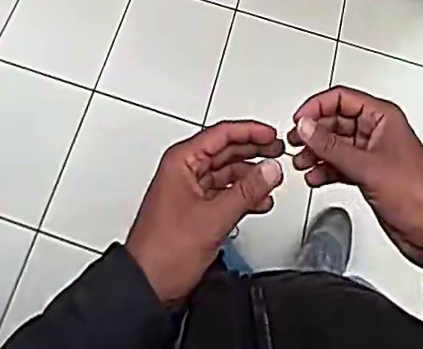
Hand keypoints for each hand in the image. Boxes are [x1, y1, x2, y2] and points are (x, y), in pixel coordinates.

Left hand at [124, 120, 284, 307]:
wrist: (145, 291)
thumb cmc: (161, 253)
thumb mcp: (212, 218)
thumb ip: (246, 192)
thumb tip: (269, 170)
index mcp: (181, 161)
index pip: (221, 134)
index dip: (250, 131)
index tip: (271, 135)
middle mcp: (184, 170)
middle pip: (225, 150)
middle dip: (253, 151)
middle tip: (277, 152)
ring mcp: (189, 190)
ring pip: (226, 172)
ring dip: (250, 176)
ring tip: (271, 179)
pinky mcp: (194, 209)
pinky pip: (223, 192)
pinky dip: (242, 196)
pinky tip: (258, 201)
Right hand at [288, 86, 422, 268]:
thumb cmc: (419, 196)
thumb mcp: (368, 166)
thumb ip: (332, 146)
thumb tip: (307, 127)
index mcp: (383, 116)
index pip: (342, 98)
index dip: (317, 106)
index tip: (300, 120)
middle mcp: (377, 131)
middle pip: (336, 119)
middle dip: (314, 131)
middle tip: (296, 142)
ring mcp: (373, 153)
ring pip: (336, 143)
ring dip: (317, 151)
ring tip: (302, 161)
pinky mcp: (369, 174)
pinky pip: (340, 163)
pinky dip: (326, 168)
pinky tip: (316, 176)